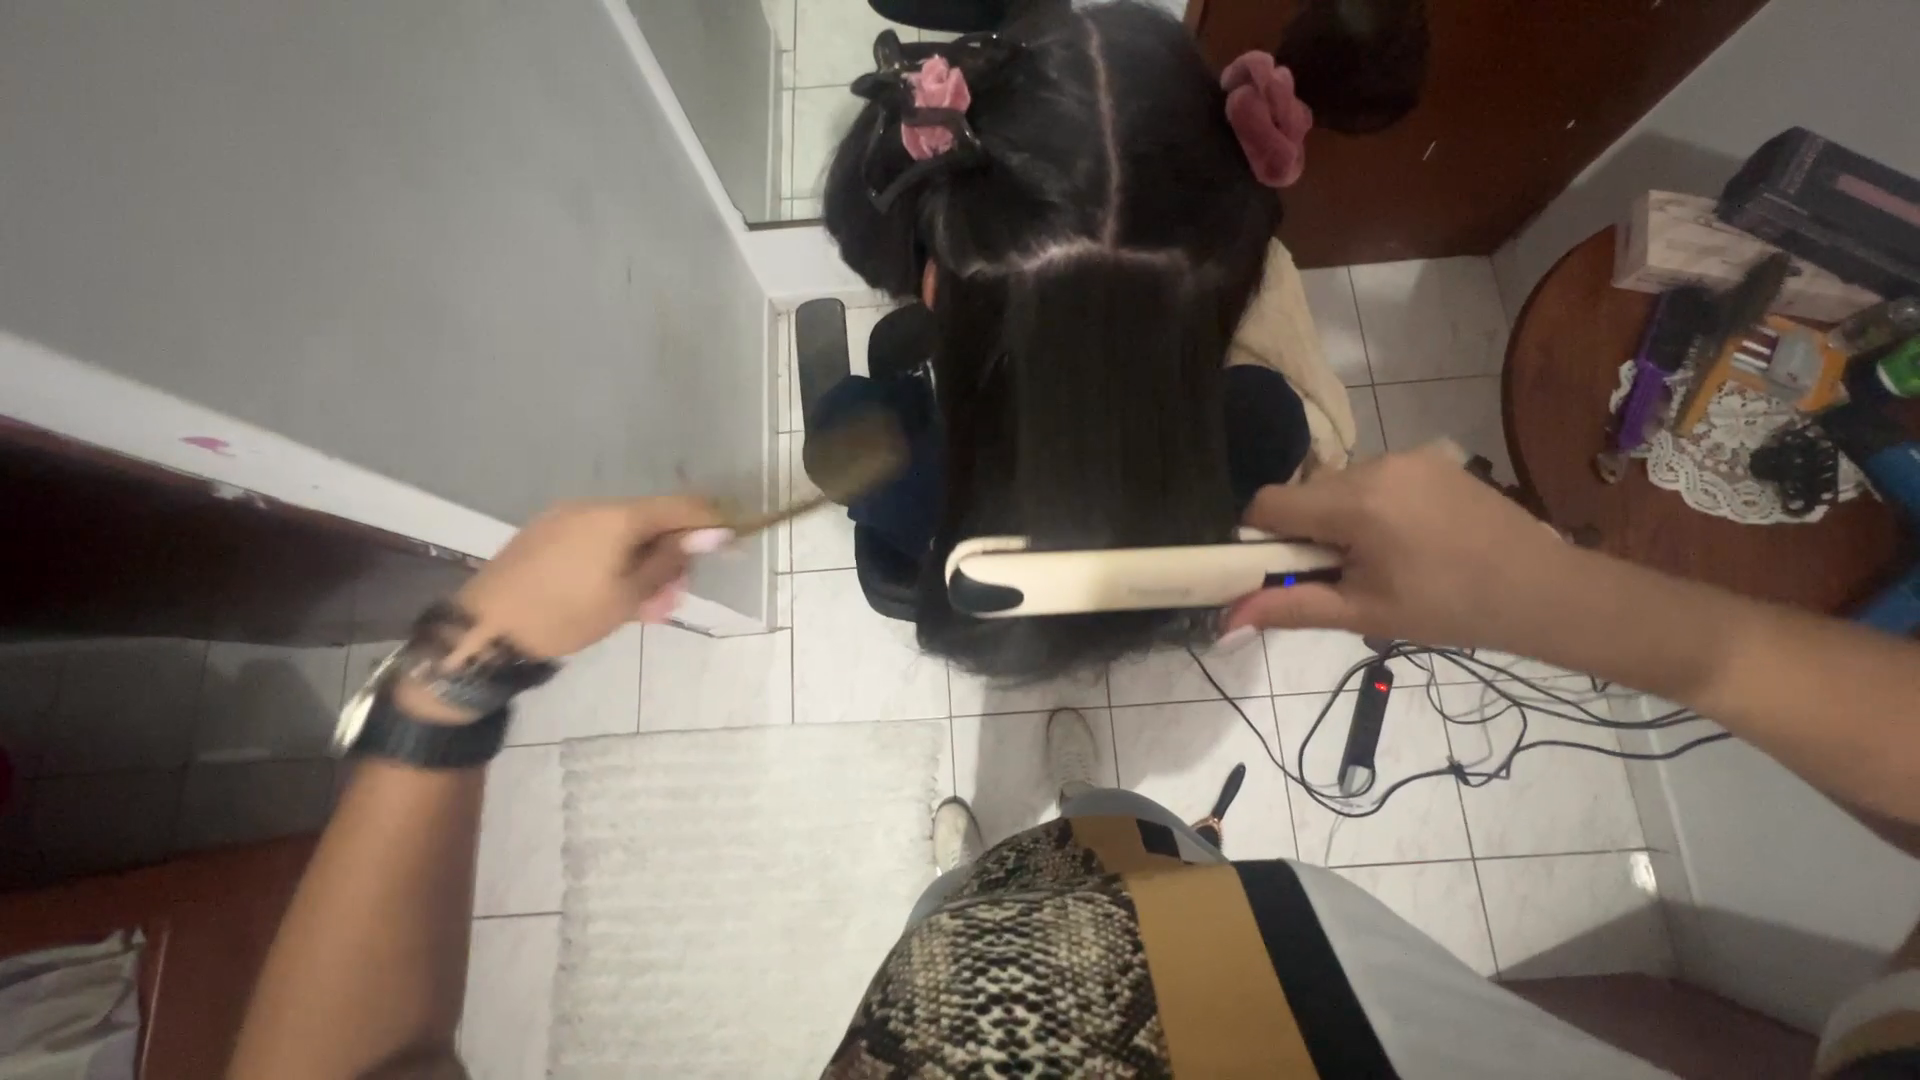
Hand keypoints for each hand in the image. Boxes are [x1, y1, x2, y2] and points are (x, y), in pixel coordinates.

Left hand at [450, 497, 727, 661]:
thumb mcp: (629, 595)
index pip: (681, 507)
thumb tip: (713, 533)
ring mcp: (565, 518)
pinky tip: (615, 594)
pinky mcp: (546, 534)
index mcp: (618, 517)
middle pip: (652, 522)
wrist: (484, 631)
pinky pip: (597, 540)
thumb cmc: (567, 614)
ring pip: (624, 535)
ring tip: (644, 608)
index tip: (731, 544)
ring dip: (644, 565)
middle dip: (671, 557)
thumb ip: (671, 560)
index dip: (710, 523)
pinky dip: (616, 562)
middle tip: (673, 599)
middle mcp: (593, 506)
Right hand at [1226, 444, 1566, 648]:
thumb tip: (1225, 622)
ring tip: (1376, 556)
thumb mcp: (1362, 613)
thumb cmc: (1448, 609)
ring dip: (1335, 517)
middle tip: (1337, 572)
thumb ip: (1288, 608)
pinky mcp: (1429, 457)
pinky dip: (1367, 504)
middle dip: (1303, 531)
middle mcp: (1375, 465)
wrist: (1544, 591)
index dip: (1259, 537)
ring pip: (1335, 484)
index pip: (1268, 503)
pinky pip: (1371, 476)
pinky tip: (1402, 537)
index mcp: (1355, 503)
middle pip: (1302, 493)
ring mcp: (1406, 456)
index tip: (1281, 570)